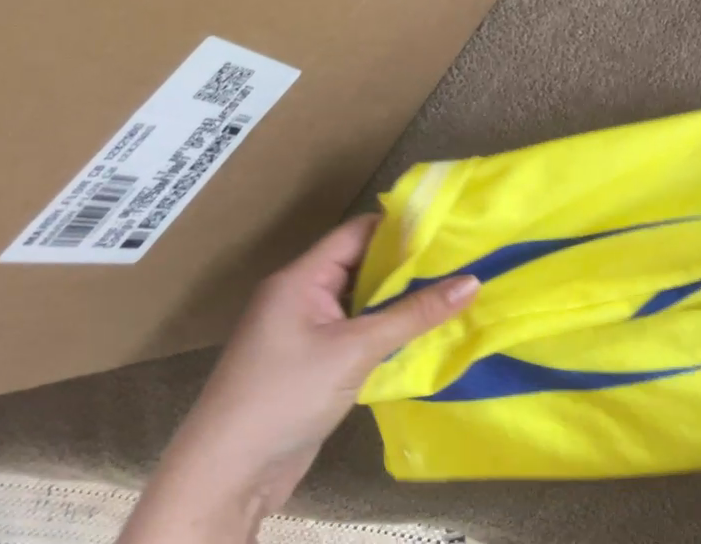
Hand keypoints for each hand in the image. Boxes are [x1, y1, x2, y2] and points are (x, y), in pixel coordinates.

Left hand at [119, 215, 474, 543]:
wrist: (226, 477)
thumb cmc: (284, 396)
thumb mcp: (357, 349)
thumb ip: (416, 313)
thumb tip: (475, 281)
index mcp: (300, 280)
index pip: (359, 232)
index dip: (404, 224)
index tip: (455, 223)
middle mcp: (301, 296)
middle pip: (365, 262)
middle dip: (413, 261)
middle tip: (468, 256)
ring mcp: (306, 330)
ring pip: (366, 298)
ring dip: (406, 296)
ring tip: (460, 287)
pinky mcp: (315, 360)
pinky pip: (362, 327)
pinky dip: (393, 324)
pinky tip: (430, 327)